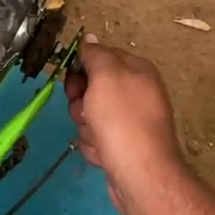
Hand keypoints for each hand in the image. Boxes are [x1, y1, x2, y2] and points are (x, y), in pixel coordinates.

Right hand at [64, 42, 180, 214]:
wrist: (140, 175)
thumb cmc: (122, 120)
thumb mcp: (106, 76)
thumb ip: (96, 54)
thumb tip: (89, 38)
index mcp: (137, 71)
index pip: (100, 57)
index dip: (81, 68)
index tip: (73, 82)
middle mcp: (136, 93)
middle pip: (91, 87)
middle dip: (81, 101)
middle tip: (85, 111)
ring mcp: (130, 122)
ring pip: (89, 114)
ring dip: (86, 126)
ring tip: (98, 137)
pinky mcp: (123, 146)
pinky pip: (96, 137)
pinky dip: (95, 145)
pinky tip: (104, 153)